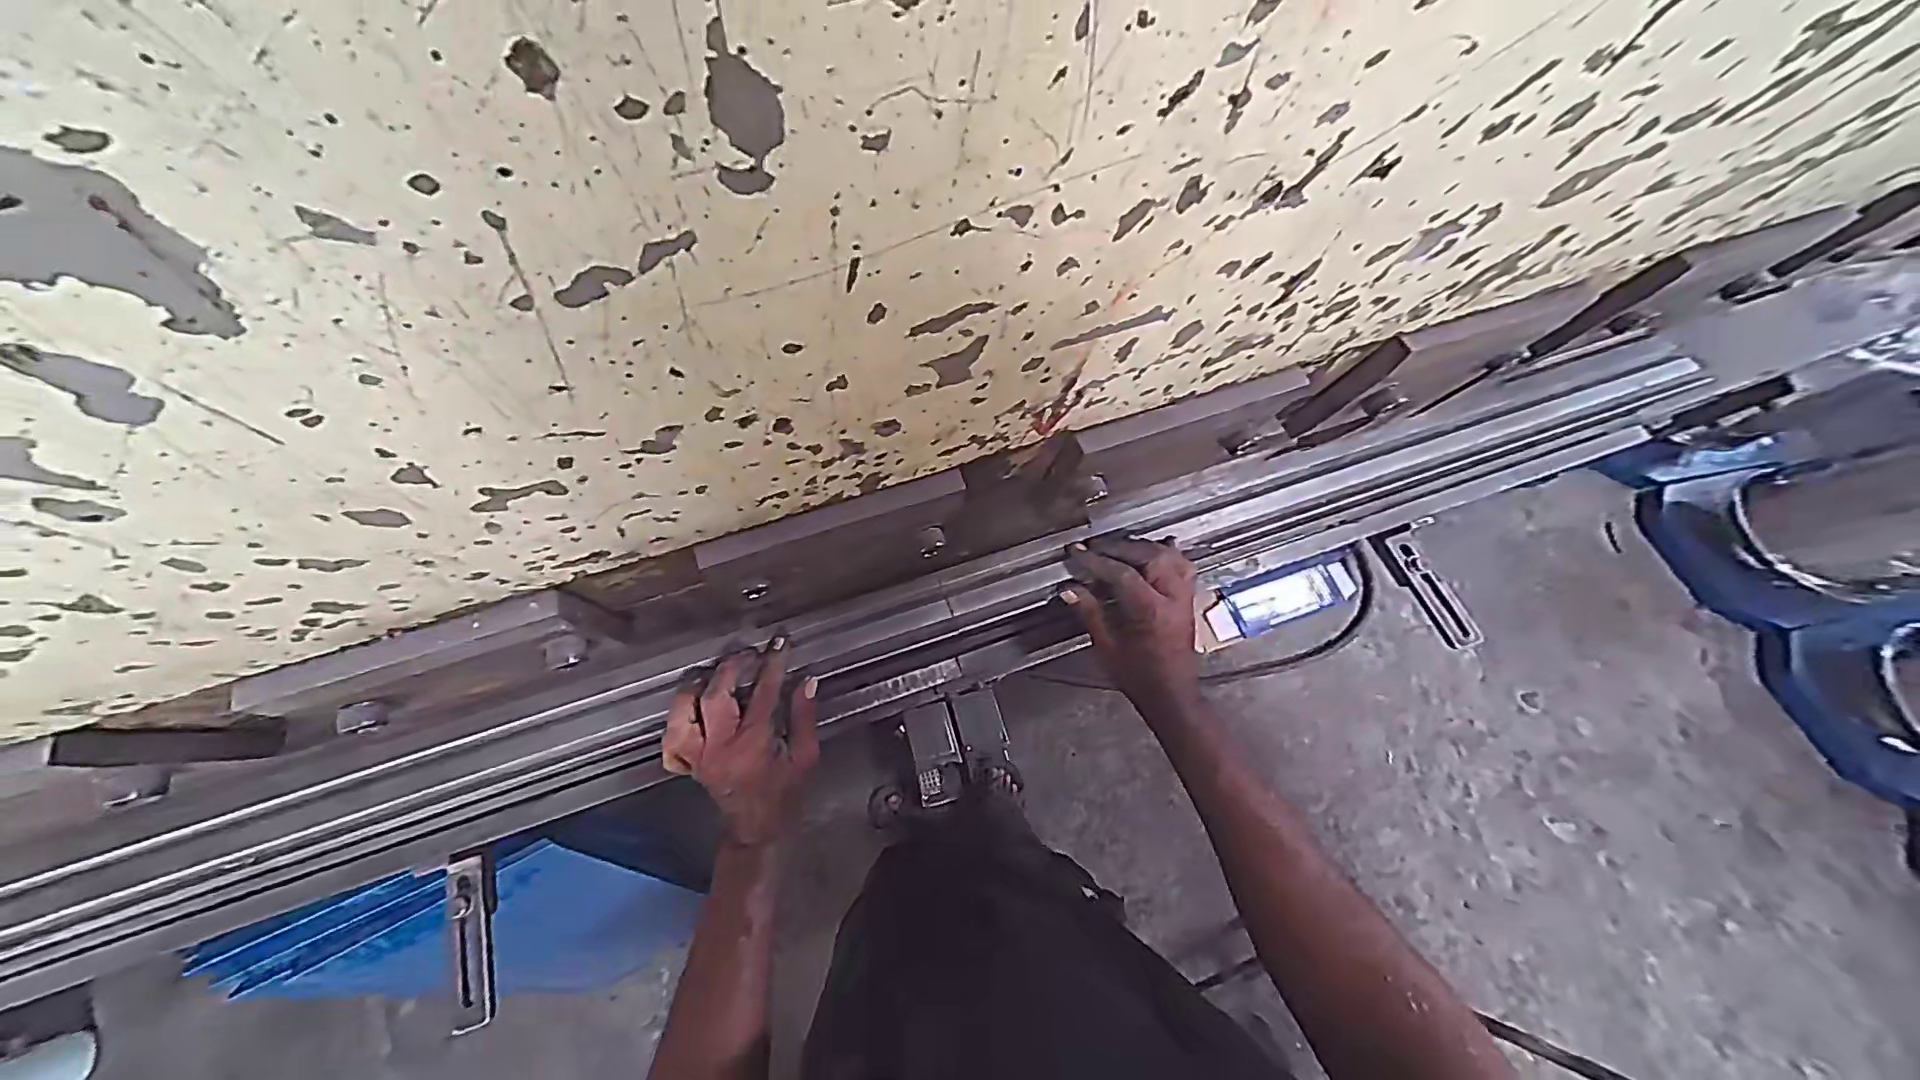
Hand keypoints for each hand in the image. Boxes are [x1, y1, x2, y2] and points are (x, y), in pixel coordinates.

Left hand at [662, 639, 819, 847]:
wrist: (757, 828)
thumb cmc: (787, 792)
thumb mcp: (806, 755)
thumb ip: (804, 716)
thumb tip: (806, 680)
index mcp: (753, 744)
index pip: (764, 692)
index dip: (773, 664)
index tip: (780, 644)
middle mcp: (720, 748)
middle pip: (717, 694)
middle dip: (733, 667)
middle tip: (748, 654)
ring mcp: (698, 756)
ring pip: (684, 712)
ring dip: (697, 685)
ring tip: (714, 671)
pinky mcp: (688, 763)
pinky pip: (671, 737)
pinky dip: (677, 716)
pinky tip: (691, 702)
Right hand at [1062, 538, 1202, 718]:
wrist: (1171, 694)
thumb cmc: (1140, 676)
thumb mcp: (1107, 646)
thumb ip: (1090, 612)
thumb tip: (1070, 589)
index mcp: (1151, 611)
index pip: (1122, 573)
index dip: (1096, 560)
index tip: (1078, 552)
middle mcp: (1173, 599)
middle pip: (1149, 556)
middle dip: (1118, 547)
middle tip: (1095, 547)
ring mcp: (1184, 597)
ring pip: (1169, 556)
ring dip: (1142, 546)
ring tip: (1119, 546)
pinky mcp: (1188, 599)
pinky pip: (1183, 565)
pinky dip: (1166, 553)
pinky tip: (1153, 549)